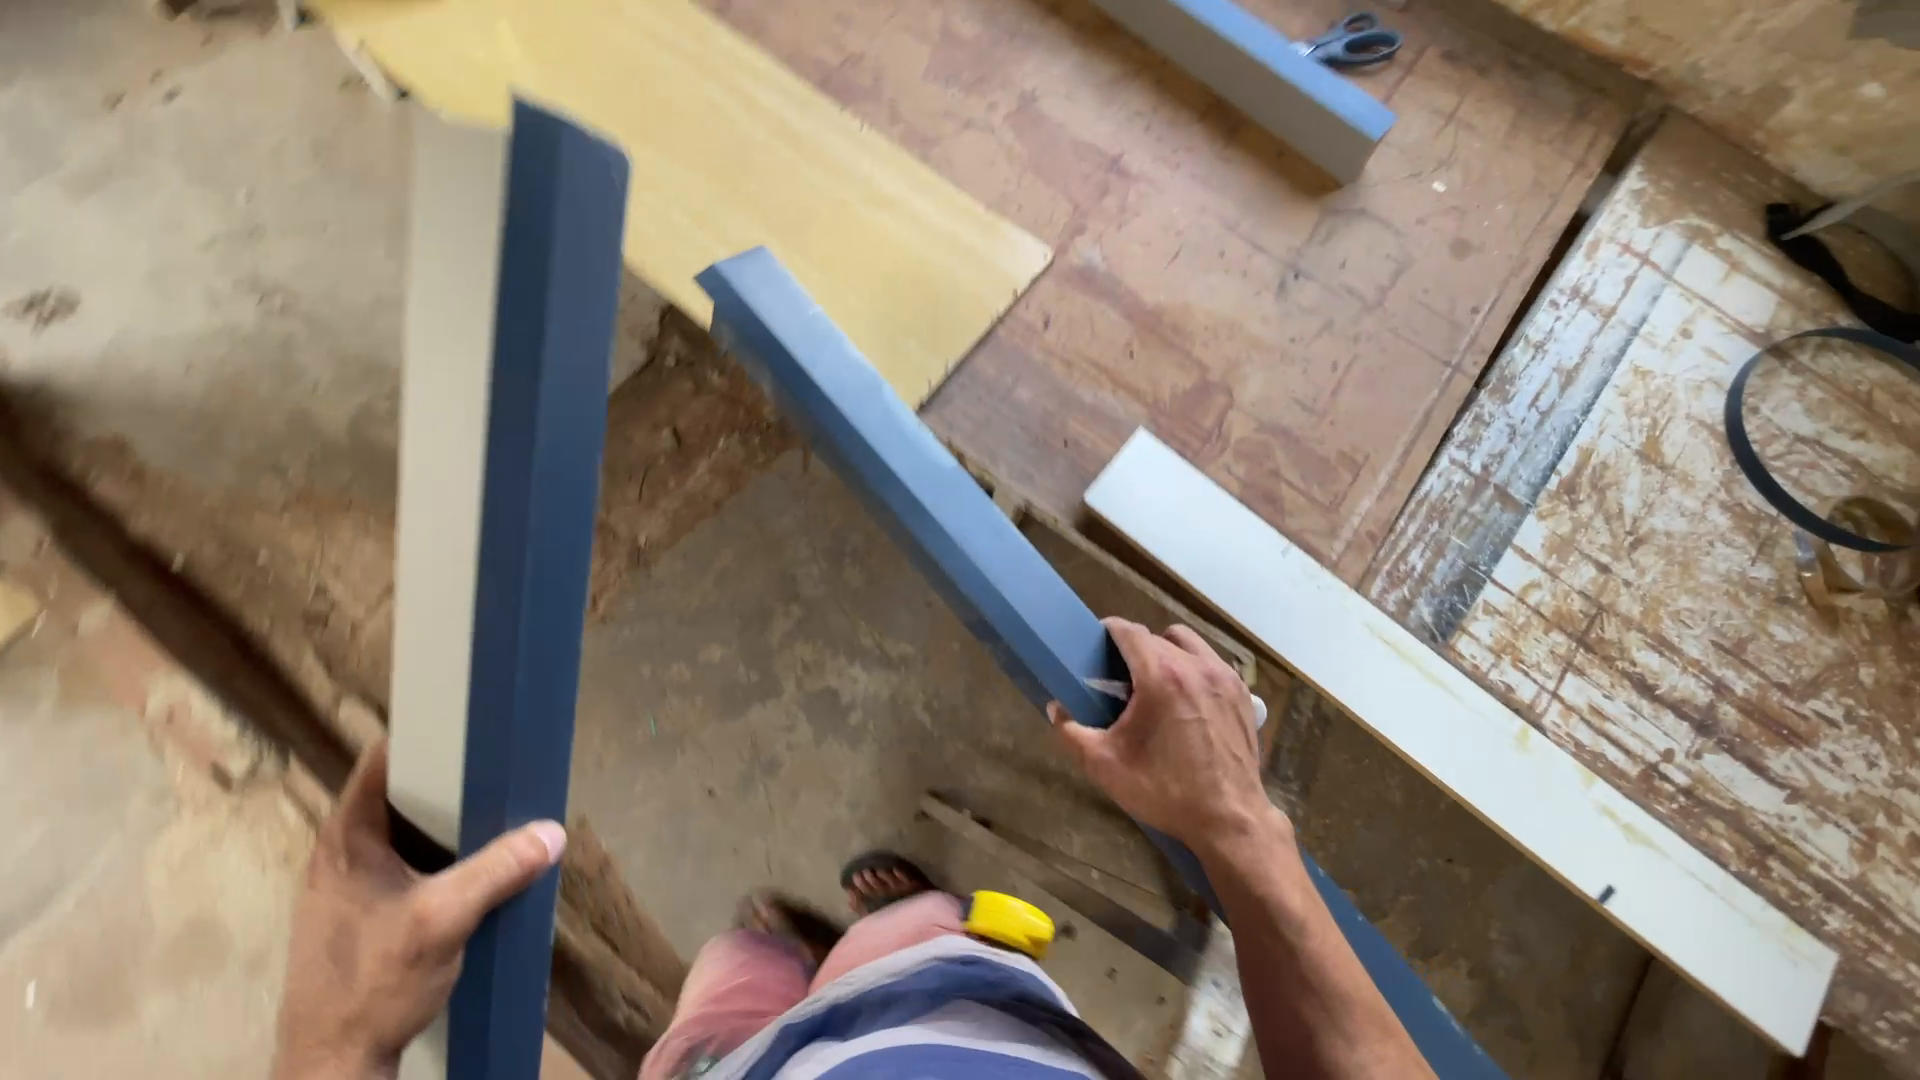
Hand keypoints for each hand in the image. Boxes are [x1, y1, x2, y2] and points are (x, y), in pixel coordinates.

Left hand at [272, 740, 566, 1079]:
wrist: (333, 1068)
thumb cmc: (373, 984)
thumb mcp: (442, 921)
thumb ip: (497, 870)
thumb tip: (552, 831)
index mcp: (346, 839)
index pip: (382, 761)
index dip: (426, 734)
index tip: (474, 721)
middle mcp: (344, 853)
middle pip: (403, 792)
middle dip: (454, 777)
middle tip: (506, 764)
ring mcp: (354, 885)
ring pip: (410, 830)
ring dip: (454, 818)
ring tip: (504, 805)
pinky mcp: (370, 912)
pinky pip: (416, 860)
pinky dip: (449, 851)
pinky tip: (483, 861)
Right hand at [1049, 617, 1277, 849]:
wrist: (1228, 820)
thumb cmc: (1164, 791)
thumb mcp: (1105, 765)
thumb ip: (1071, 732)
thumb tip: (1056, 708)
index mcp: (1160, 676)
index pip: (1128, 631)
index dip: (1107, 631)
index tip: (1094, 646)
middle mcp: (1195, 666)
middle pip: (1156, 637)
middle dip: (1133, 649)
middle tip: (1118, 676)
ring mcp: (1224, 678)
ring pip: (1188, 642)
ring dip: (1166, 651)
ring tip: (1154, 682)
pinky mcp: (1242, 694)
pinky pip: (1211, 662)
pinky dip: (1193, 668)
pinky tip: (1185, 699)